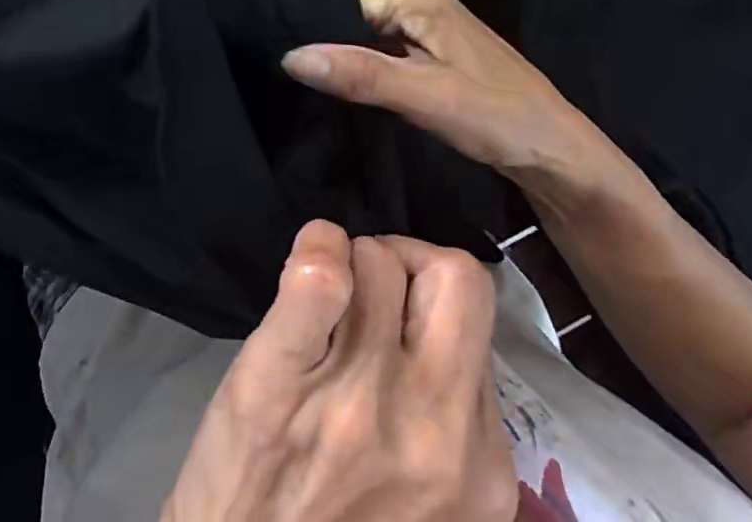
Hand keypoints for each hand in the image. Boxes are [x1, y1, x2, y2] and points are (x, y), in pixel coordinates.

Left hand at [161, 220, 516, 521]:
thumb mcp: (433, 499)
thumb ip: (450, 413)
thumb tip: (428, 314)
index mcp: (479, 462)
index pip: (478, 314)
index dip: (431, 293)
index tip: (396, 312)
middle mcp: (431, 427)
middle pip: (454, 276)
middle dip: (409, 260)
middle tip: (365, 292)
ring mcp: (352, 404)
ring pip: (378, 262)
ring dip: (350, 262)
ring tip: (321, 303)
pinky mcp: (272, 387)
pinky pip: (313, 293)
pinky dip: (316, 256)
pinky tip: (313, 254)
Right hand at [281, 0, 633, 196]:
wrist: (557, 156)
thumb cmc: (498, 119)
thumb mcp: (425, 96)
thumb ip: (360, 74)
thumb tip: (290, 57)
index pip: (340, 2)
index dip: (310, 31)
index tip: (277, 64)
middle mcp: (417, 2)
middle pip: (348, 19)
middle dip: (322, 48)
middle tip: (285, 80)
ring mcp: (424, 29)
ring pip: (361, 39)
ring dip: (340, 63)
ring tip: (302, 87)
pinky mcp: (426, 55)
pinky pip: (378, 55)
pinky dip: (359, 73)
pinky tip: (339, 93)